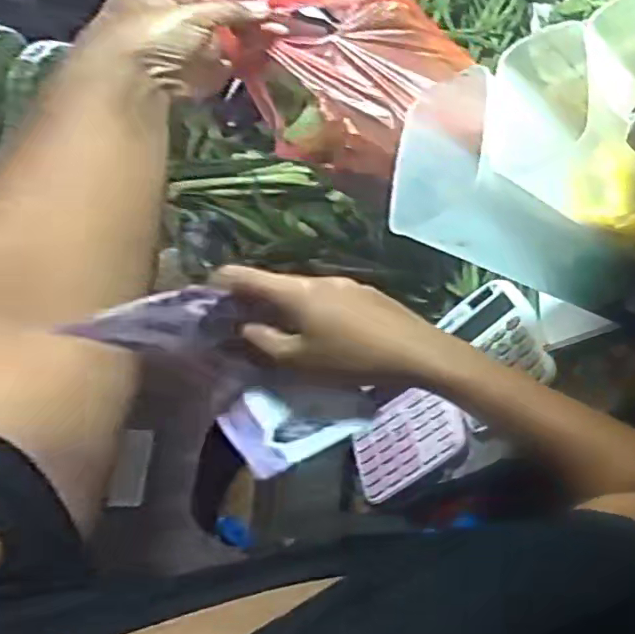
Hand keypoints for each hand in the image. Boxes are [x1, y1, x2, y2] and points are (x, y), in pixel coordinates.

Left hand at [69, 0, 267, 98]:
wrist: (140, 79)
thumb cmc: (154, 35)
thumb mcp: (189, 13)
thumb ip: (229, 10)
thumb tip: (265, 7)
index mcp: (163, 1)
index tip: (268, 3)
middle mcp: (180, 23)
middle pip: (225, 19)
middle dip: (254, 20)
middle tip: (285, 22)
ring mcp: (197, 49)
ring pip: (236, 41)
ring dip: (260, 39)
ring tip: (285, 36)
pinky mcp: (212, 72)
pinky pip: (240, 62)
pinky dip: (259, 59)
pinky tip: (276, 54)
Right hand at [214, 266, 460, 384]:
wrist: (424, 353)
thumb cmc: (356, 358)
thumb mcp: (298, 359)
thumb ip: (262, 340)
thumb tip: (246, 326)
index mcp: (296, 290)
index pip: (240, 274)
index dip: (216, 287)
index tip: (210, 306)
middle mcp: (323, 279)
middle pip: (276, 283)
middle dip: (257, 301)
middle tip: (247, 326)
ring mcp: (354, 286)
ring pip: (308, 292)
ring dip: (293, 307)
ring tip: (289, 332)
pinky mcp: (376, 297)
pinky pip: (336, 299)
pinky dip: (322, 311)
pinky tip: (330, 332)